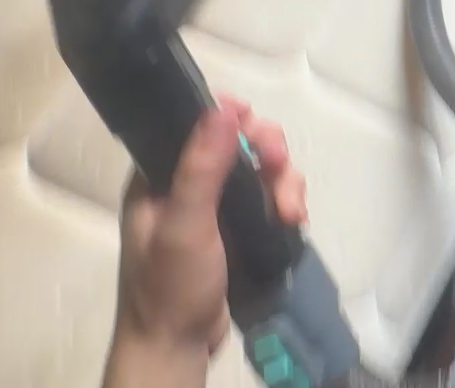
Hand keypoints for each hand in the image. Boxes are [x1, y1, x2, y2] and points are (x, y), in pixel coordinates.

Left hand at [112, 98, 308, 362]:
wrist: (178, 347)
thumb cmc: (170, 286)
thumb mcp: (184, 225)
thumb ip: (202, 167)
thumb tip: (225, 107)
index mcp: (161, 177)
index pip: (201, 125)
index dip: (234, 119)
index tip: (255, 129)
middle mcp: (189, 183)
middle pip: (244, 142)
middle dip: (271, 154)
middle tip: (279, 168)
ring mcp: (217, 205)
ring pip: (265, 168)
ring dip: (285, 183)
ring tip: (290, 213)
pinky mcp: (240, 224)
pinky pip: (273, 194)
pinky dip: (288, 202)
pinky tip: (293, 221)